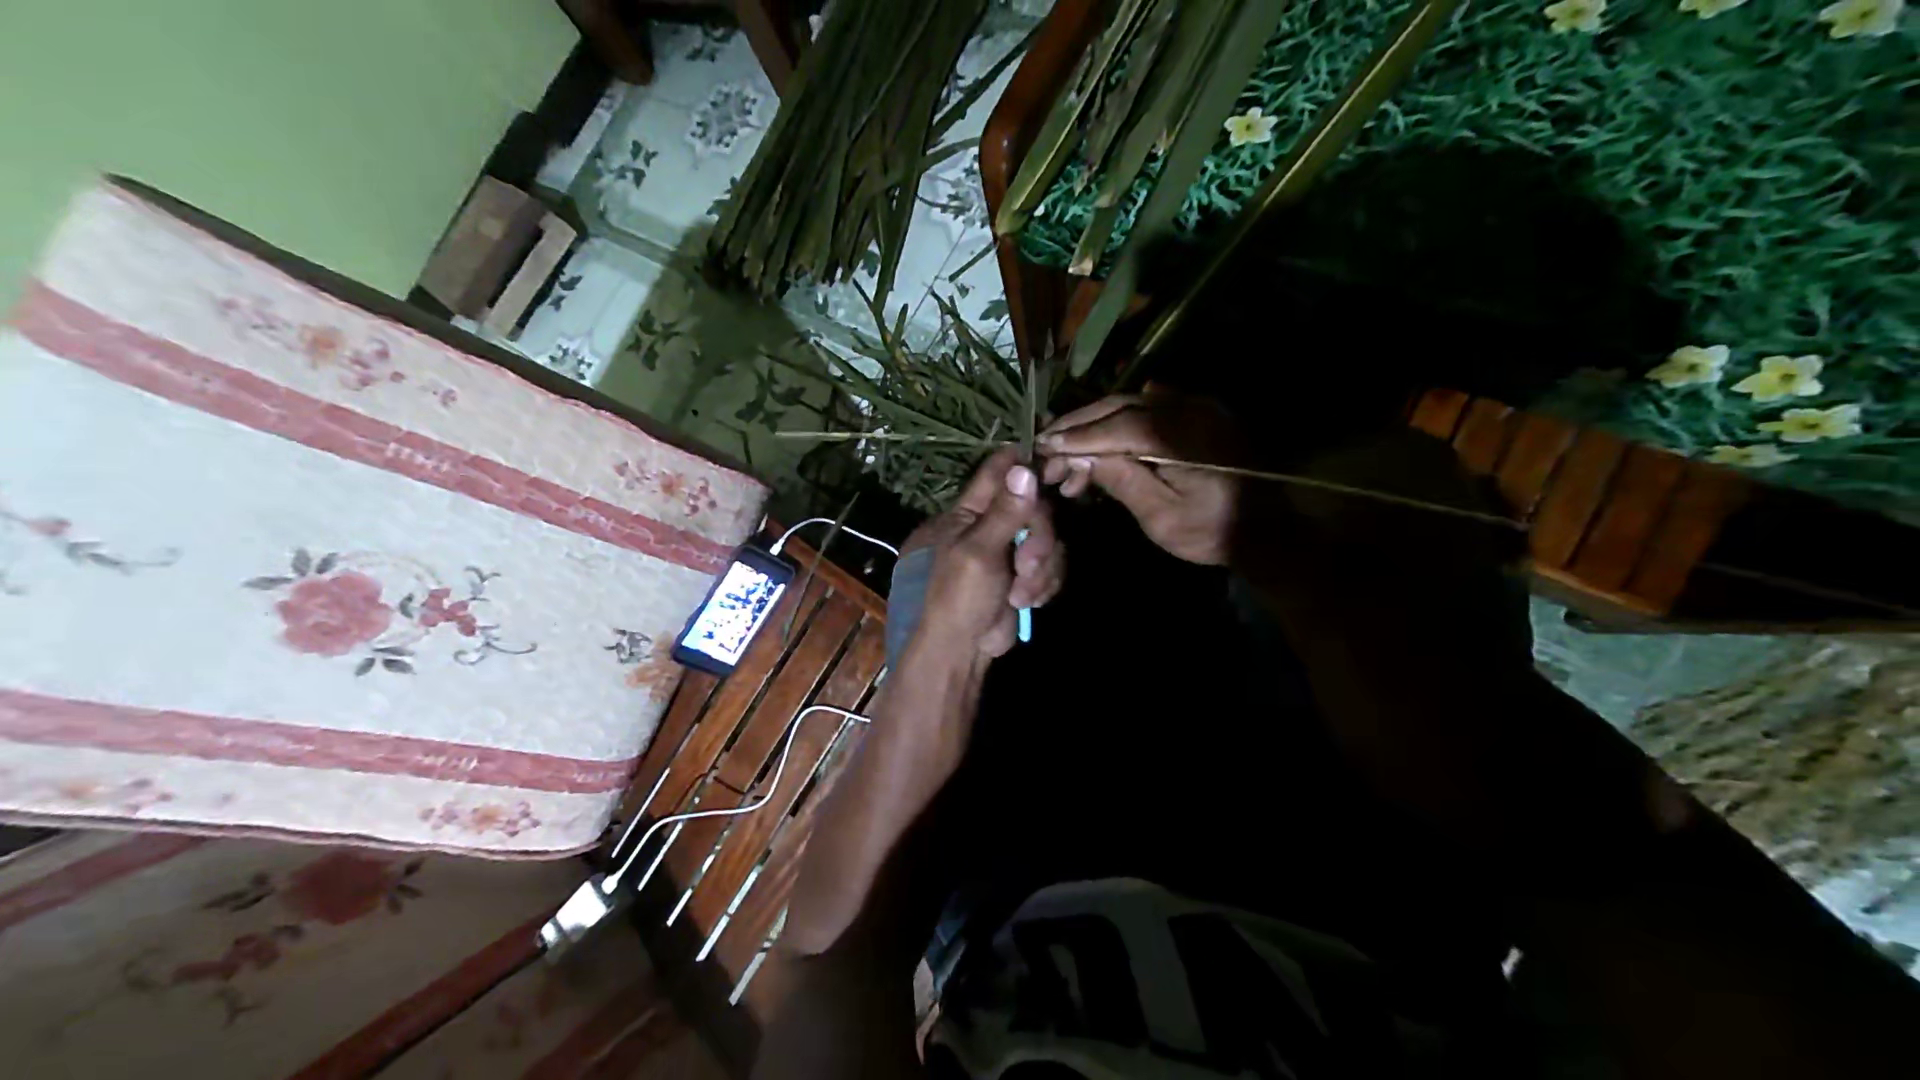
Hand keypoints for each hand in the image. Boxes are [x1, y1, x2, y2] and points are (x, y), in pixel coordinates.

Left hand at [903, 448, 1063, 659]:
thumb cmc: (956, 597)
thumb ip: (1004, 512)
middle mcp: (990, 526)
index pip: (996, 472)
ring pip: (1048, 541)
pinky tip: (1028, 603)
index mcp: (967, 513)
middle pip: (1035, 509)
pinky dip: (1044, 585)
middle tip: (1027, 566)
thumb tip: (1024, 468)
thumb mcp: (978, 552)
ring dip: (1041, 571)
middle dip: (1038, 540)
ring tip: (1020, 596)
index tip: (1047, 466)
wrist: (961, 650)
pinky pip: (1051, 566)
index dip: (1021, 464)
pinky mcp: (1025, 577)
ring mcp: (1009, 552)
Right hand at [1039, 390, 1240, 564]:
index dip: (1076, 435)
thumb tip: (1079, 455)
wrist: (1267, 529)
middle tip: (1047, 446)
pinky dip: (1120, 421)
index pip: (1116, 426)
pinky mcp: (1200, 413)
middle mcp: (1188, 409)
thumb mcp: (1161, 516)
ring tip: (1070, 456)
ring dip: (1096, 426)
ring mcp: (1197, 406)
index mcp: (1179, 436)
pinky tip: (1102, 441)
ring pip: (1132, 404)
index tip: (1043, 446)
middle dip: (1079, 426)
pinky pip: (1151, 407)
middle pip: (1120, 406)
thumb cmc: (1211, 530)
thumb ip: (1120, 480)